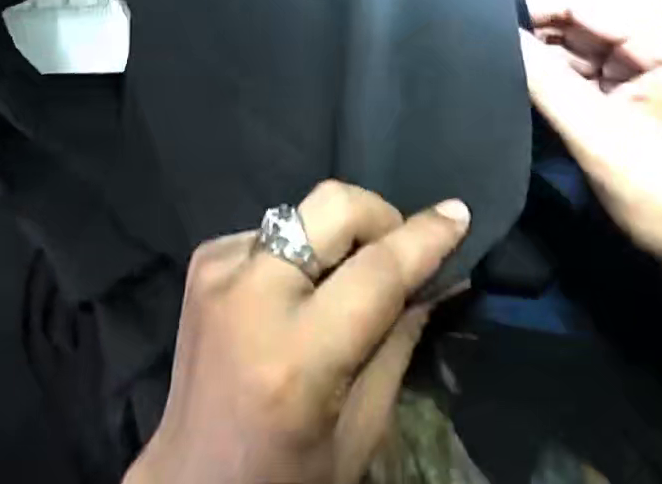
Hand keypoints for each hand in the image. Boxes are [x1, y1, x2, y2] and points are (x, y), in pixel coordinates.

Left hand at [126, 181, 470, 483]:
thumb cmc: (286, 476)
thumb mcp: (361, 429)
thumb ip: (401, 338)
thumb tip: (442, 275)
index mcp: (295, 357)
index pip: (376, 272)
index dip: (424, 237)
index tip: (458, 214)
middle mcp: (250, 296)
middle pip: (334, 205)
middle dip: (380, 215)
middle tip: (397, 252)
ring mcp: (219, 270)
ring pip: (305, 209)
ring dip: (339, 237)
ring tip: (342, 283)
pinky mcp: (204, 260)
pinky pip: (274, 229)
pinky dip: (300, 250)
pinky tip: (294, 293)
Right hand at [517, 6, 661, 312]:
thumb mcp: (608, 148)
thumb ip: (547, 86)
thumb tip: (497, 37)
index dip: (535, 6)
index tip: (484, 26)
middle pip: (600, 18)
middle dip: (547, 36)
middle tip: (492, 56)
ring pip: (607, 45)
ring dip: (564, 61)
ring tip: (512, 74)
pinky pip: (624, 69)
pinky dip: (588, 81)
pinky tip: (551, 92)